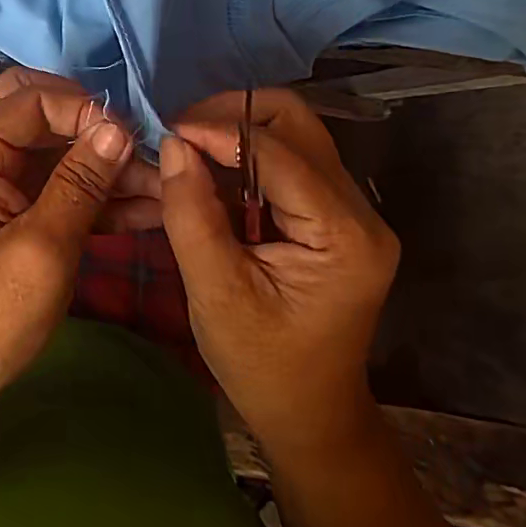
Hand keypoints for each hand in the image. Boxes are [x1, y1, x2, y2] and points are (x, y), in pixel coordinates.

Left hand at [0, 71, 135, 450]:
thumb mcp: (42, 249)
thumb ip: (80, 184)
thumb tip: (117, 128)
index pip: (30, 100)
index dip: (83, 110)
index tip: (130, 139)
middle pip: (42, 115)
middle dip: (95, 129)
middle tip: (141, 154)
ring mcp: (0, 186)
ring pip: (58, 151)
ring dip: (106, 164)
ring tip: (162, 186)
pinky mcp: (19, 213)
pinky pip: (61, 187)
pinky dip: (99, 194)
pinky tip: (148, 208)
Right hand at [158, 89, 399, 451]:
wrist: (309, 412)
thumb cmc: (262, 363)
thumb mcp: (215, 293)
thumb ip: (191, 215)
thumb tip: (172, 144)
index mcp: (343, 234)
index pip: (278, 152)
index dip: (218, 132)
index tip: (166, 133)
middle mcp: (359, 210)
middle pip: (297, 122)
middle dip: (232, 114)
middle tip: (180, 133)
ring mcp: (351, 209)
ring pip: (293, 132)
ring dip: (236, 129)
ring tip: (188, 149)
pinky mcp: (333, 213)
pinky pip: (288, 157)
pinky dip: (244, 151)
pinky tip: (210, 170)